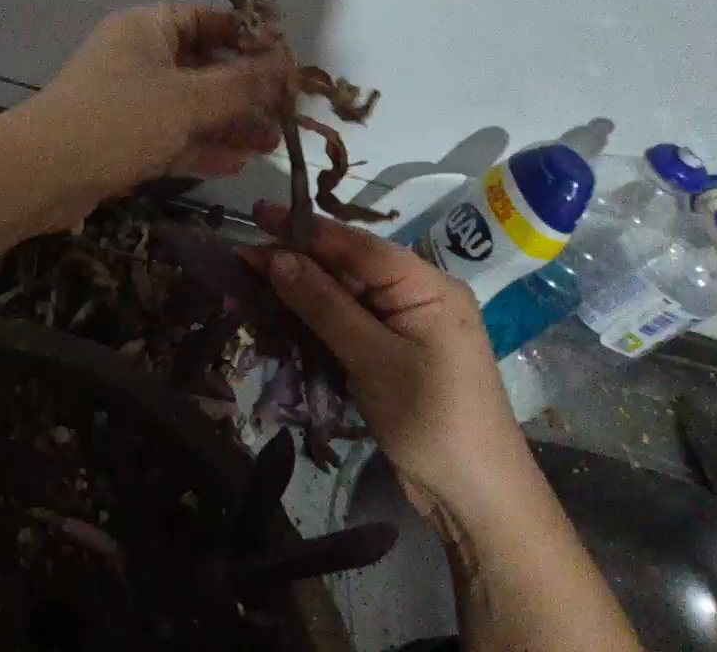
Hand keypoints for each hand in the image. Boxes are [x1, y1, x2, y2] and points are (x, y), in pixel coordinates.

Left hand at [16, 5, 284, 191]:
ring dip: (229, 124)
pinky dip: (201, 148)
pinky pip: (171, 138)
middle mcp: (137, 58)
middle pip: (202, 68)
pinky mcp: (122, 141)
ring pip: (189, 108)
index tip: (287, 62)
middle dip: (245, 91)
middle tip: (288, 113)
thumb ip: (240, 85)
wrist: (42, 172)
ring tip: (273, 143)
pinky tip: (238, 163)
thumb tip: (286, 65)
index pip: (207, 21)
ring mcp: (128, 102)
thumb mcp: (188, 99)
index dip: (248, 39)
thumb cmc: (119, 119)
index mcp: (147, 28)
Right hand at [242, 202, 532, 518]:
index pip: (355, 245)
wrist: (477, 499)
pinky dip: (311, 322)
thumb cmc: (431, 421)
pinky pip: (345, 325)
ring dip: (296, 294)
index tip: (256, 215)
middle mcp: (416, 297)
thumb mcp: (373, 358)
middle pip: (346, 267)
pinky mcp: (391, 355)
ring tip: (247, 287)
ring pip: (341, 296)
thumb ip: (324, 305)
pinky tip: (277, 318)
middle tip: (239, 260)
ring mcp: (404, 328)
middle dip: (294, 262)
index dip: (303, 229)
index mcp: (426, 286)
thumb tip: (276, 258)